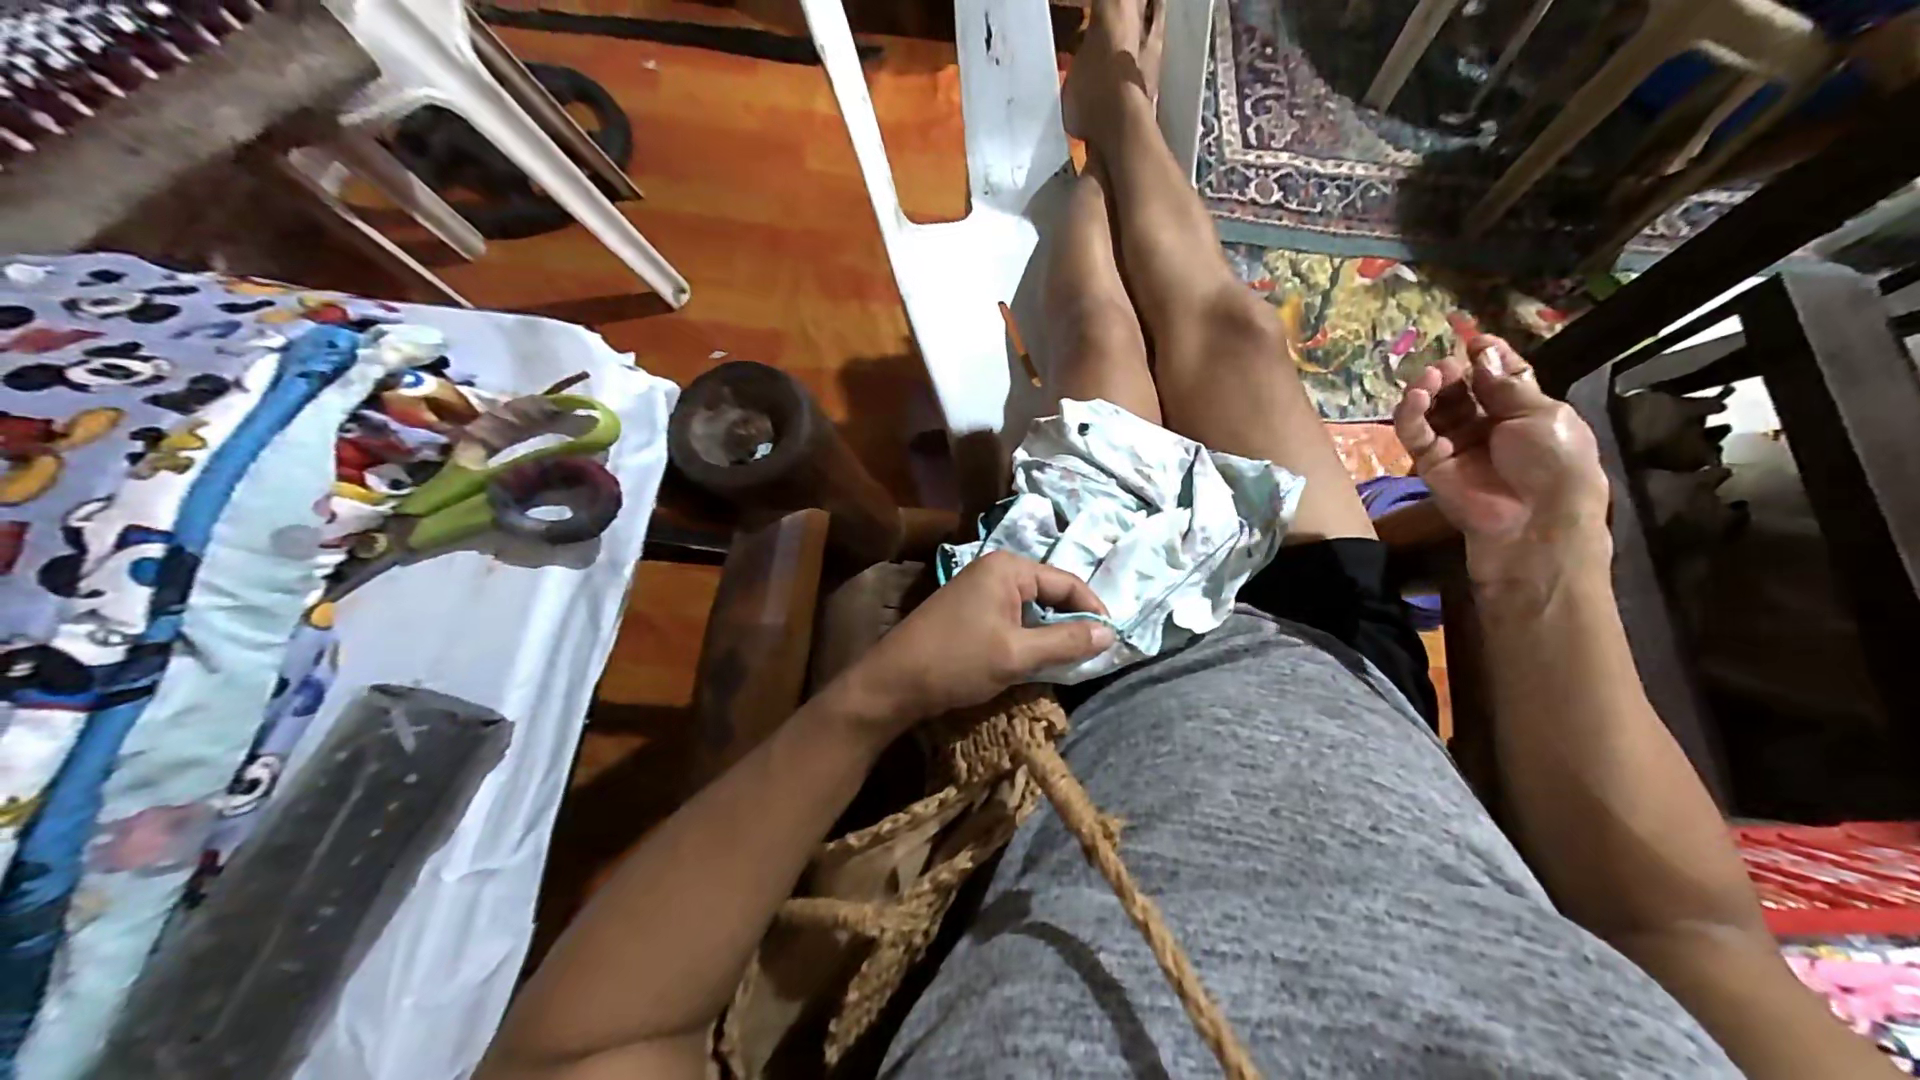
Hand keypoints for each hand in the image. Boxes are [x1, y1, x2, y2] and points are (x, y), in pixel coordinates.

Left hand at [831, 552, 1113, 740]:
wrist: (893, 681)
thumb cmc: (957, 661)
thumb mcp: (1017, 655)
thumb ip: (1066, 642)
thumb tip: (1110, 633)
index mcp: (1008, 568)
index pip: (1067, 582)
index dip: (1092, 610)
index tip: (1111, 641)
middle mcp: (994, 569)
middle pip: (1049, 592)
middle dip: (1071, 622)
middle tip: (1091, 654)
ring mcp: (979, 588)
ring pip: (1031, 607)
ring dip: (1049, 632)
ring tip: (1067, 660)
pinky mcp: (969, 609)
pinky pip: (1012, 616)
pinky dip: (1027, 636)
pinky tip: (1034, 658)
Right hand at [1392, 335, 1609, 583]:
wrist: (1534, 518)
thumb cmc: (1554, 463)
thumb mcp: (1543, 415)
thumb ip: (1507, 386)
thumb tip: (1483, 354)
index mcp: (1522, 412)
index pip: (1498, 378)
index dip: (1487, 358)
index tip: (1475, 340)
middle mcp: (1486, 425)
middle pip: (1460, 390)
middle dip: (1452, 373)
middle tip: (1446, 365)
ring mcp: (1455, 444)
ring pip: (1433, 409)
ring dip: (1429, 390)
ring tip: (1429, 377)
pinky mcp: (1429, 463)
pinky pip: (1415, 434)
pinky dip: (1411, 414)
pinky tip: (1415, 397)